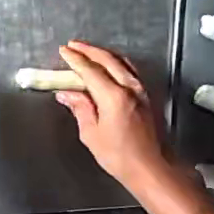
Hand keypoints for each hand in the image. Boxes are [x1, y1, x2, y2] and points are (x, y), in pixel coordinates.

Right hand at [55, 41, 187, 197]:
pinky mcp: (146, 96)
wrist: (149, 167)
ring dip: (103, 54)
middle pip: (107, 59)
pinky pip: (129, 70)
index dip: (75, 59)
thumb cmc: (119, 156)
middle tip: (73, 46)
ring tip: (89, 52)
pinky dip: (116, 63)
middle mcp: (129, 88)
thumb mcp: (91, 133)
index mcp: (113, 96)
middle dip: (89, 50)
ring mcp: (140, 91)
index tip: (64, 51)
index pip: (90, 70)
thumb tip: (67, 94)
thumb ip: (80, 108)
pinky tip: (109, 66)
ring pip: (121, 62)